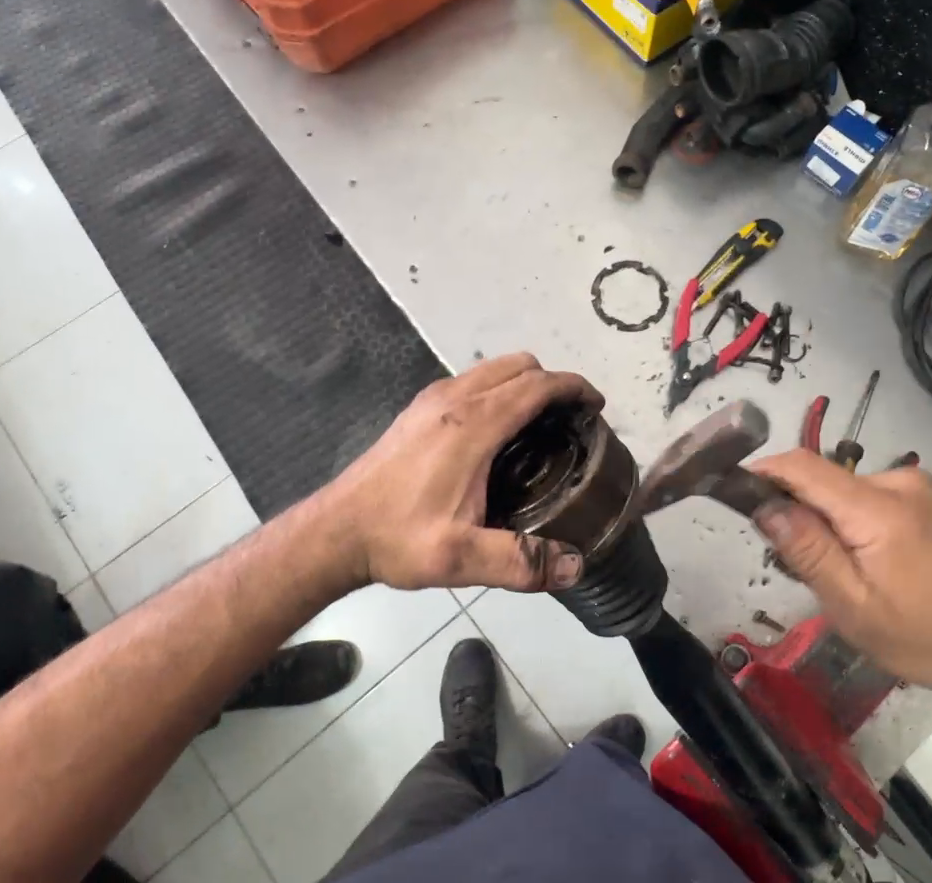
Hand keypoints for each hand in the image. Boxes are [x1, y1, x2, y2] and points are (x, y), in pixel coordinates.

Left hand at [325, 353, 603, 593]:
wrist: (335, 531)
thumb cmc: (398, 539)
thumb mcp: (461, 558)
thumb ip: (520, 561)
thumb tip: (576, 566)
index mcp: (473, 424)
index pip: (536, 385)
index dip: (573, 388)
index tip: (596, 407)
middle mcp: (454, 398)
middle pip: (518, 365)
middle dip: (552, 382)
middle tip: (570, 420)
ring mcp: (432, 399)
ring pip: (492, 369)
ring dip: (523, 383)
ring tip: (539, 424)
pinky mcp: (417, 409)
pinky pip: (471, 381)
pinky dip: (497, 389)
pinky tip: (496, 433)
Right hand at [748, 451, 931, 701]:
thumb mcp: (859, 610)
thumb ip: (809, 553)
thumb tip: (765, 507)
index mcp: (877, 507)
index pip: (801, 466)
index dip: (760, 472)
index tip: (728, 491)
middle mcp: (899, 482)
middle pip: (823, 482)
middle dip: (798, 516)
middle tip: (796, 570)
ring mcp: (921, 489)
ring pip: (847, 494)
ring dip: (830, 525)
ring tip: (845, 581)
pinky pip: (874, 502)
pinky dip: (857, 527)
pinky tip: (876, 571)